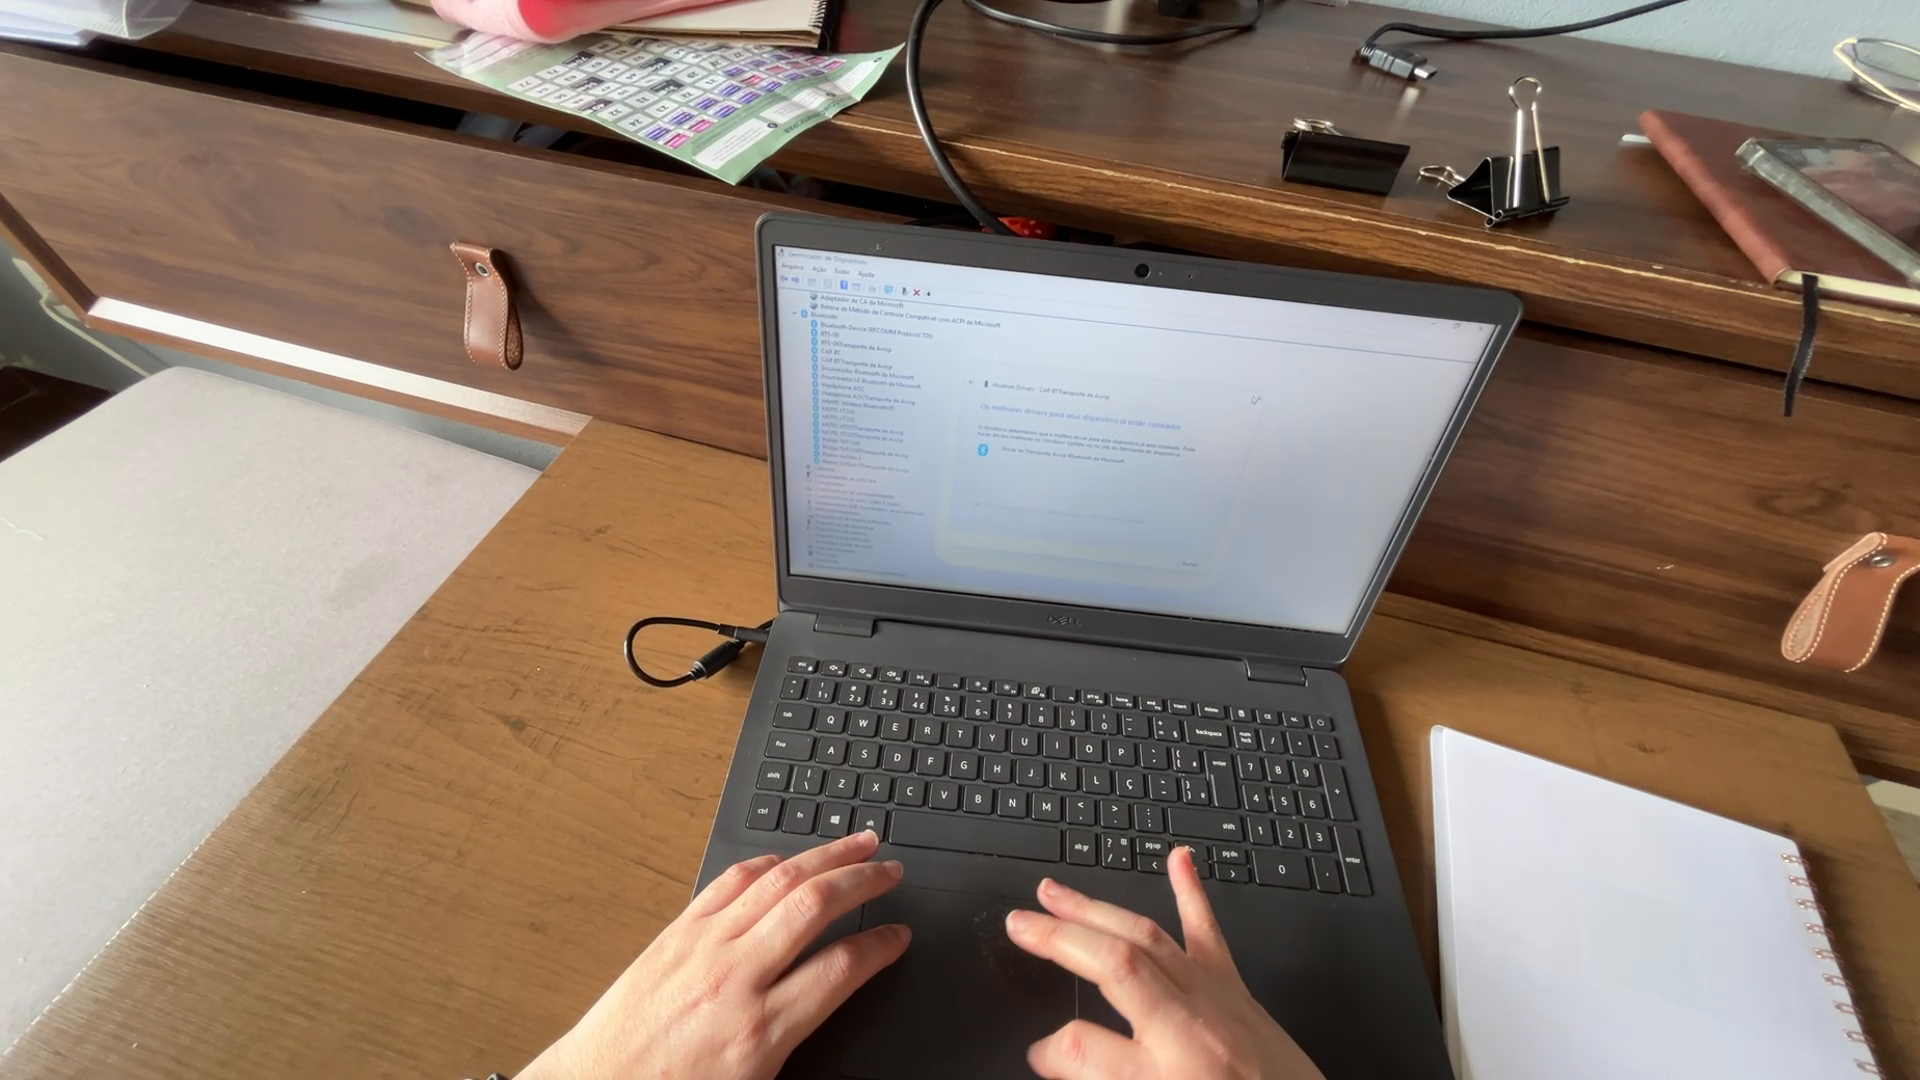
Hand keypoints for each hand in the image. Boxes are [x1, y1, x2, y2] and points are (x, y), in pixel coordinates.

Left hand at [519, 830, 908, 1079]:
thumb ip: (799, 1044)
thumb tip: (836, 1005)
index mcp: (758, 1035)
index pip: (841, 970)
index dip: (880, 945)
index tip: (899, 935)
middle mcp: (735, 980)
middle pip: (815, 907)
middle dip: (862, 880)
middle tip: (891, 869)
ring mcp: (704, 947)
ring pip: (779, 881)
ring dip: (826, 855)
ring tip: (858, 842)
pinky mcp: (676, 932)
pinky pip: (730, 881)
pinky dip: (766, 863)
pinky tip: (788, 858)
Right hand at [1006, 846, 1325, 1079]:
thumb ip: (1109, 1079)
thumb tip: (1060, 1059)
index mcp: (1172, 1078)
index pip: (1085, 1049)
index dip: (1050, 1049)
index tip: (1038, 1052)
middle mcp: (1193, 1031)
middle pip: (1115, 964)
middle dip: (1058, 938)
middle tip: (1017, 924)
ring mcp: (1217, 1001)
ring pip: (1148, 936)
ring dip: (1096, 908)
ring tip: (1054, 891)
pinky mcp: (1238, 992)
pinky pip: (1210, 934)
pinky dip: (1192, 892)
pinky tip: (1180, 859)